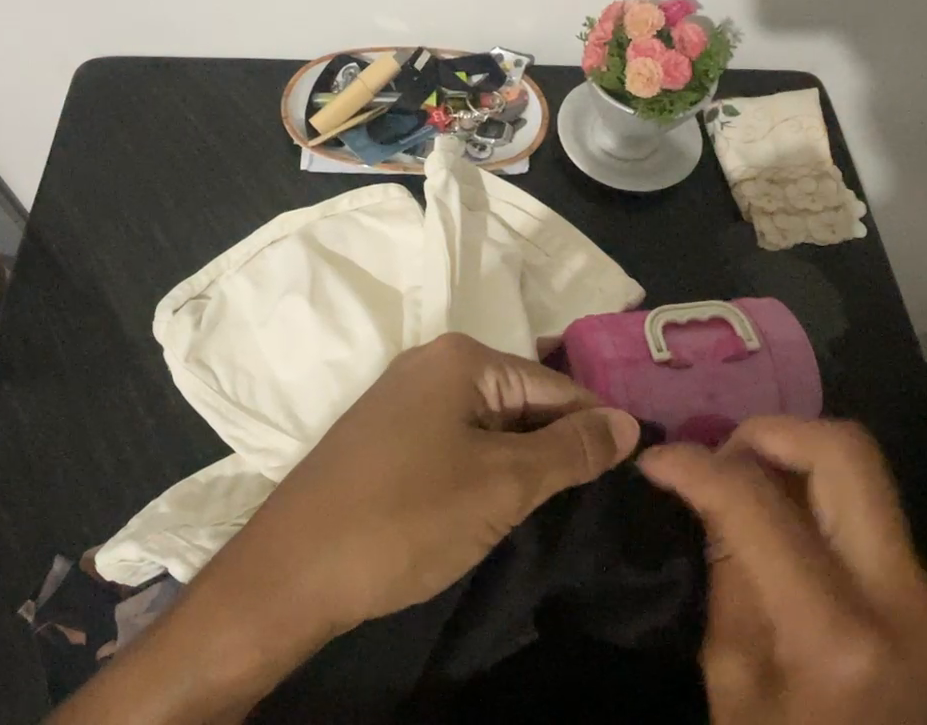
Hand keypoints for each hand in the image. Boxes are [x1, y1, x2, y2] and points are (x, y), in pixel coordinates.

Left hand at [51, 333, 639, 723]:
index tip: (632, 469)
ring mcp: (400, 398)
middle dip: (554, 445)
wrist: (293, 569)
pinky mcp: (383, 436)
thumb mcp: (503, 483)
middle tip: (592, 497)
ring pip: (487, 423)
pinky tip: (492, 503)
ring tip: (547, 506)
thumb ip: (571, 449)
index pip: (554, 383)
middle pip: (519, 398)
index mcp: (461, 358)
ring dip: (518, 461)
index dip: (595, 427)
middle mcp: (429, 363)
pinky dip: (480, 467)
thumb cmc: (407, 516)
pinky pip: (453, 440)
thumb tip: (628, 421)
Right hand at [640, 418, 926, 724]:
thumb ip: (727, 572)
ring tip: (739, 483)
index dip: (695, 466)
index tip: (654, 460)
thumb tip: (704, 490)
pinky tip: (775, 521)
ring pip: (861, 469)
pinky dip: (812, 490)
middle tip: (717, 456)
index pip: (758, 503)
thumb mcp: (731, 677)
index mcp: (839, 633)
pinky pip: (865, 507)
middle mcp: (902, 595)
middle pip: (846, 452)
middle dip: (768, 432)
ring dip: (792, 455)